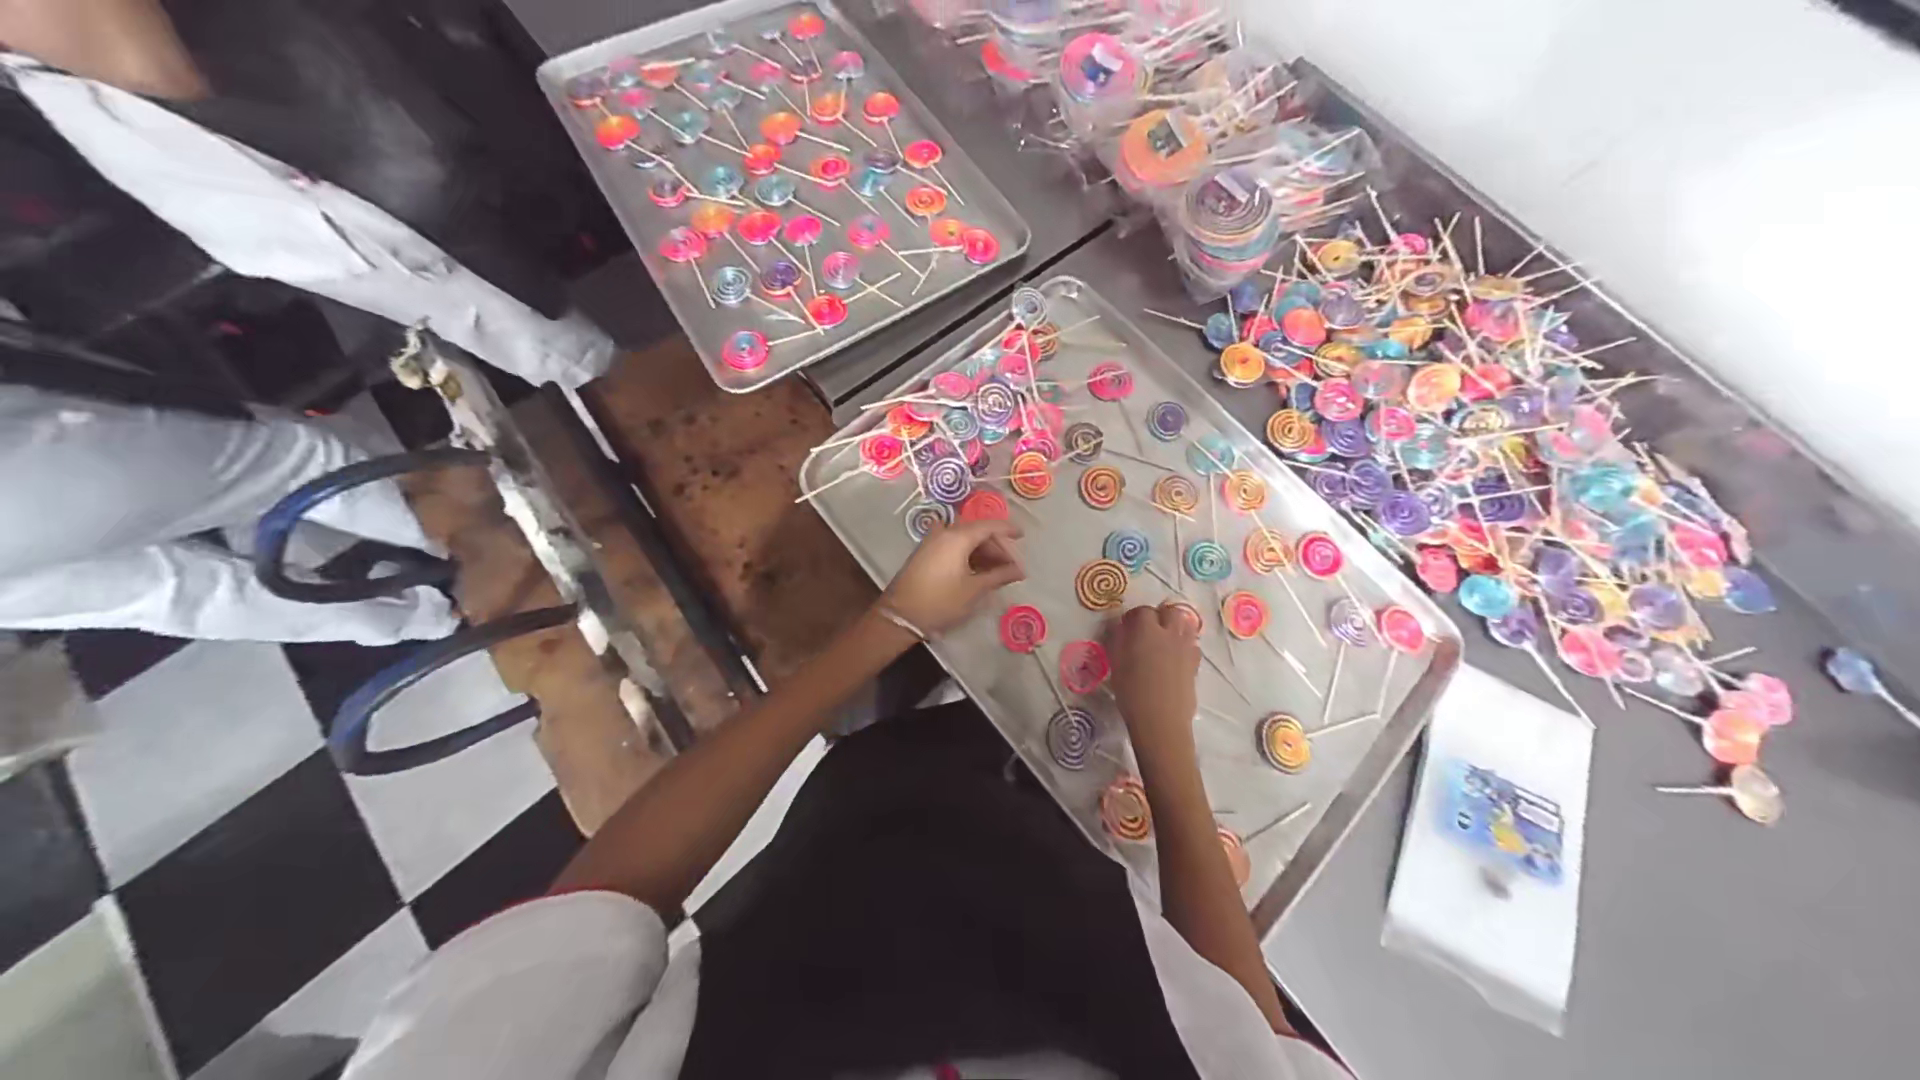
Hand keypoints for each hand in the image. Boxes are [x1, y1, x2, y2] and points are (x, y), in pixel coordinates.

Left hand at [879, 519, 1024, 635]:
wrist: (901, 615)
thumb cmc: (941, 601)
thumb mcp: (974, 589)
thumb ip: (999, 575)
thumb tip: (1020, 570)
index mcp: (958, 536)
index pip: (989, 526)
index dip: (1008, 530)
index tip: (1023, 536)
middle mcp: (944, 533)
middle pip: (977, 532)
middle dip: (997, 547)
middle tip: (1011, 565)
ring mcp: (932, 542)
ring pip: (965, 539)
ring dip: (983, 552)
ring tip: (998, 571)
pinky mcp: (926, 553)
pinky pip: (953, 546)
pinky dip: (969, 554)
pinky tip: (979, 571)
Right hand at [1107, 603, 1200, 754]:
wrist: (1161, 721)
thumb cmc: (1131, 693)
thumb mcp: (1116, 664)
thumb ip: (1118, 641)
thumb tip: (1120, 628)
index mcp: (1147, 631)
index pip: (1142, 611)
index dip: (1133, 617)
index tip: (1126, 626)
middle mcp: (1170, 634)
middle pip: (1171, 611)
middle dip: (1160, 615)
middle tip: (1148, 629)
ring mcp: (1186, 649)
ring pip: (1187, 625)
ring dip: (1175, 627)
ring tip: (1164, 640)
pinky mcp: (1195, 665)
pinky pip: (1193, 646)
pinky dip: (1185, 645)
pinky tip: (1174, 658)